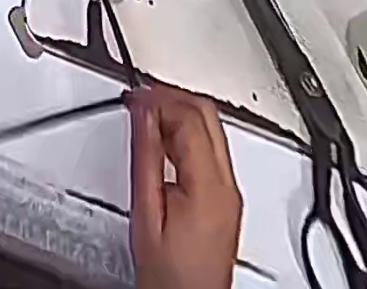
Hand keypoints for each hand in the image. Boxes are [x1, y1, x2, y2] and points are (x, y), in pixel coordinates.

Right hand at [130, 85, 242, 288]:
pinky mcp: (227, 196)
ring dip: (179, 110)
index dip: (159, 99)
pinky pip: (211, 145)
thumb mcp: (146, 211)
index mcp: (209, 187)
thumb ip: (146, 155)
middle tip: (142, 95)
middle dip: (172, 96)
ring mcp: (231, 191)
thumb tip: (142, 112)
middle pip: (207, 114)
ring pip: (211, 126)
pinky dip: (186, 129)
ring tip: (148, 111)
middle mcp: (228, 185)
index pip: (189, 119)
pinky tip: (163, 132)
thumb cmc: (169, 275)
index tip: (136, 95)